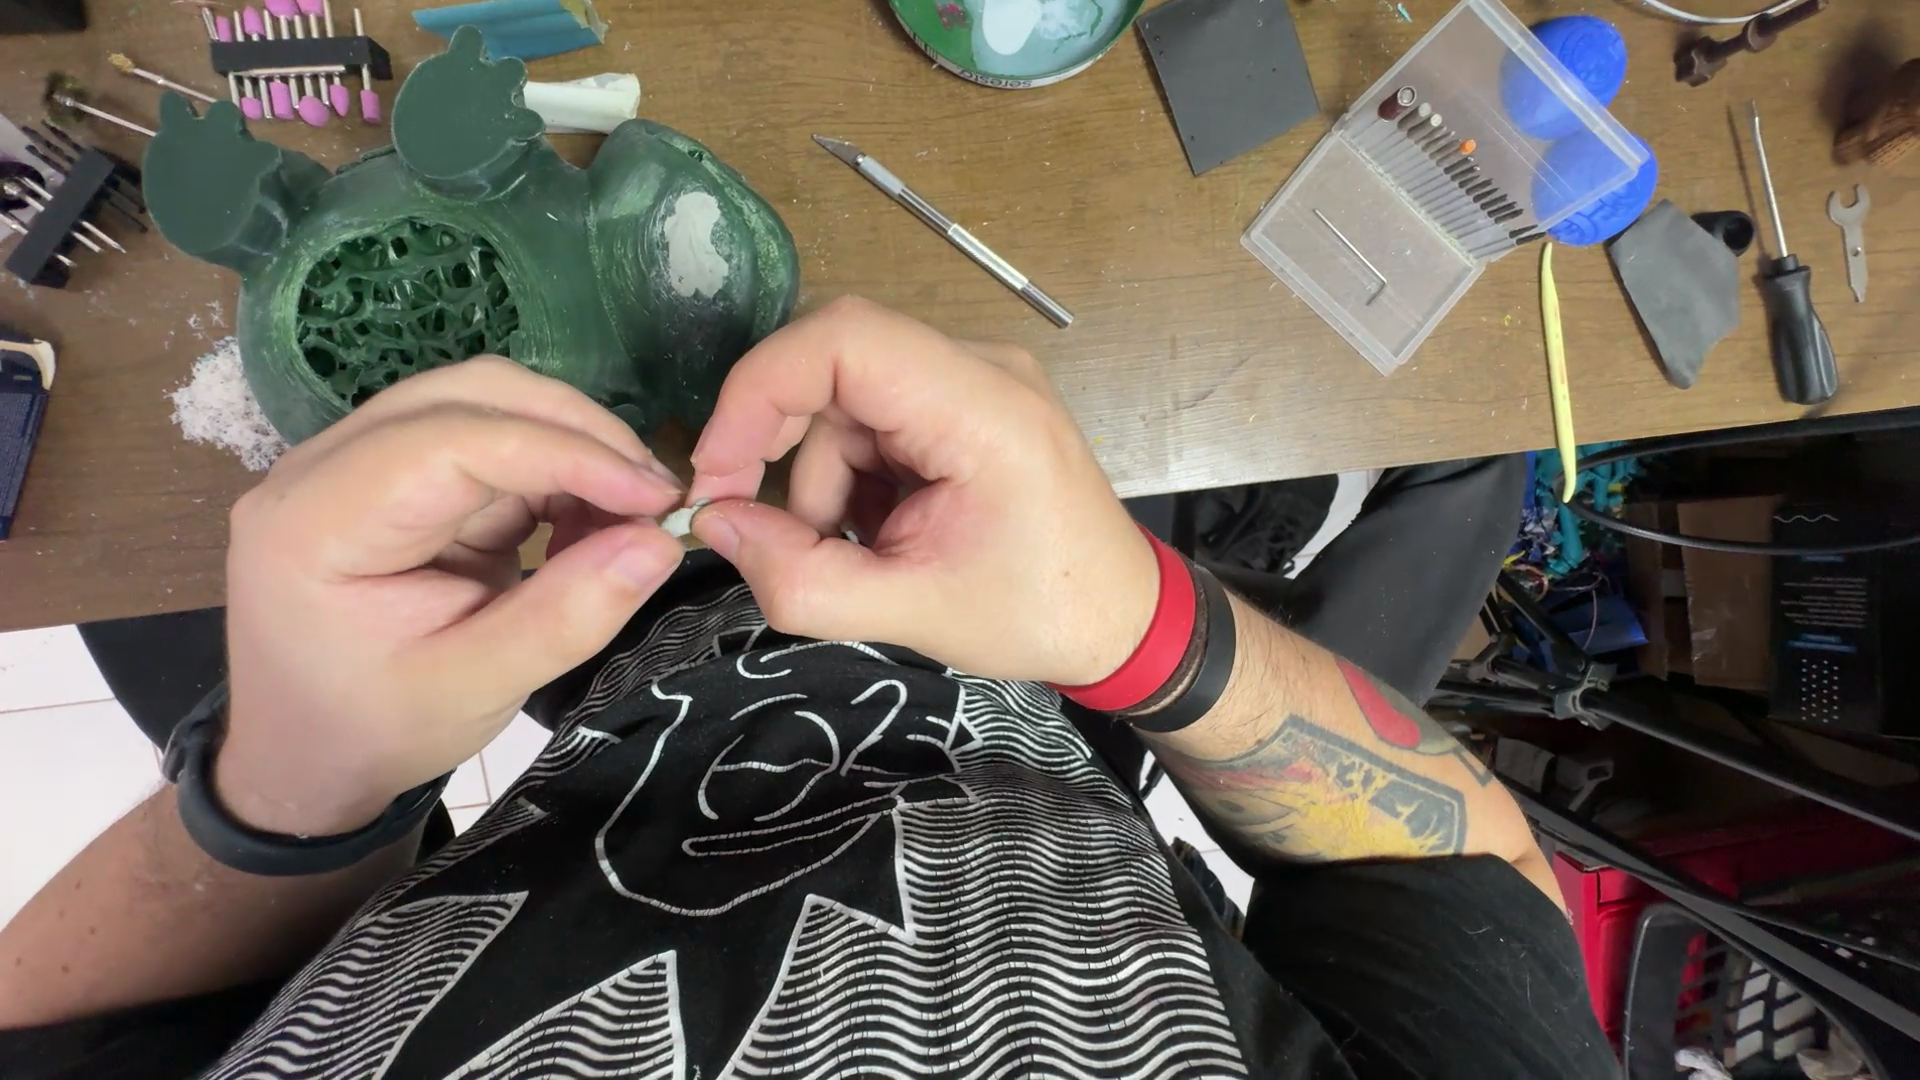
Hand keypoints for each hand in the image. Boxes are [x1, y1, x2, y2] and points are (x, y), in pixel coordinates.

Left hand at [218, 359, 685, 835]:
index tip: (656, 496)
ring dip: (581, 446)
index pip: (454, 442)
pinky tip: (596, 518)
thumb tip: (660, 542)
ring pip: (496, 404)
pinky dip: (568, 470)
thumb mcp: (478, 689)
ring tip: (633, 511)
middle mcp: (332, 467)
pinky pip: (506, 441)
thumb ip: (568, 617)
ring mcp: (370, 463)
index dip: (568, 455)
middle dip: (582, 432)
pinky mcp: (413, 476)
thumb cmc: (379, 728)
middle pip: (475, 395)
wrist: (314, 752)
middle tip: (655, 495)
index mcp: (319, 522)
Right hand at [687, 297, 1156, 685]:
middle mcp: (981, 371)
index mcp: (983, 408)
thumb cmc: (1038, 615)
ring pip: (850, 402)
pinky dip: (856, 479)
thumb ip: (803, 579)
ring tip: (860, 555)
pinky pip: (880, 422)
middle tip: (760, 522)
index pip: (843, 338)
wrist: (1121, 617)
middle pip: (837, 365)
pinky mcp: (969, 408)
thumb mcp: (914, 613)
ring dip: (825, 480)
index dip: (758, 391)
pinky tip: (884, 533)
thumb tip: (715, 523)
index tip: (719, 473)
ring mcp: (978, 384)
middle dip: (783, 448)